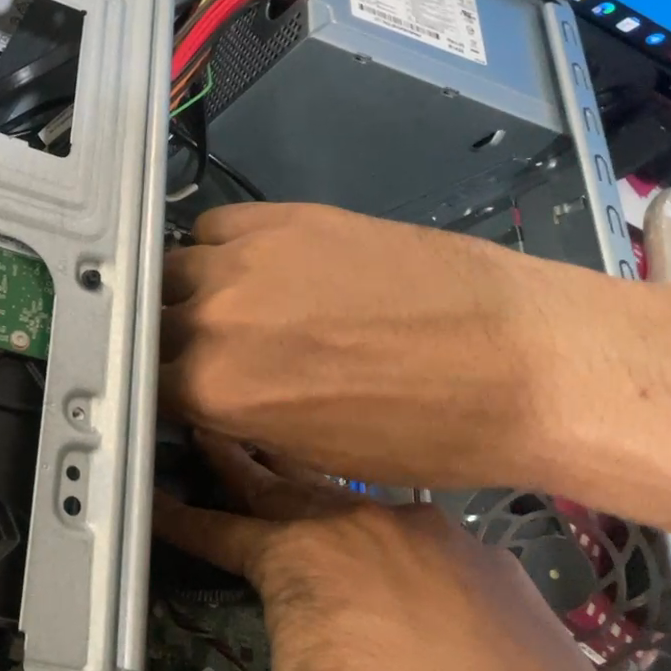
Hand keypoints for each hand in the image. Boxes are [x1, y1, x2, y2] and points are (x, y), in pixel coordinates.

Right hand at [113, 436, 616, 670]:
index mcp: (323, 561)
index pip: (223, 527)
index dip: (182, 519)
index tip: (157, 504)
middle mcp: (396, 541)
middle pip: (295, 497)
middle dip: (244, 479)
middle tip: (211, 448)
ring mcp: (469, 566)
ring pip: (367, 517)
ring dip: (315, 509)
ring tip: (279, 493)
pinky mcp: (522, 607)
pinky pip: (435, 553)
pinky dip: (388, 549)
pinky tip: (379, 563)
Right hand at [159, 202, 587, 488]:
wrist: (527, 361)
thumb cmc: (428, 432)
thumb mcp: (309, 452)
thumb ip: (233, 416)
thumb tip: (200, 396)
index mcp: (214, 389)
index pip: (144, 385)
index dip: (154, 393)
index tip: (168, 393)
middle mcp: (212, 318)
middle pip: (148, 324)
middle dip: (164, 343)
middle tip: (197, 353)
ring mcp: (244, 259)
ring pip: (171, 271)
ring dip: (182, 293)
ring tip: (221, 306)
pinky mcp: (282, 218)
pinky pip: (212, 228)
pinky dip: (217, 251)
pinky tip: (250, 267)